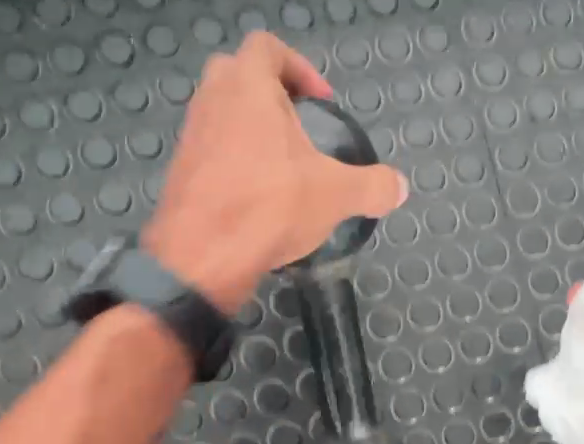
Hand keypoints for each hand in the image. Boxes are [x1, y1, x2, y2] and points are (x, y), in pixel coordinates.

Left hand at [143, 32, 407, 312]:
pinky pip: (214, 156)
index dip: (299, 69)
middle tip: (300, 133)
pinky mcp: (182, 173)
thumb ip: (372, 186)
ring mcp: (192, 137)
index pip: (268, 49)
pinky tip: (261, 203)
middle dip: (272, 99)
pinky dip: (237, 168)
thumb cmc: (270, 205)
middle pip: (241, 78)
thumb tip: (400, 187)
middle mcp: (212, 100)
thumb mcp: (335, 195)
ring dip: (254, 136)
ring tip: (286, 174)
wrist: (203, 255)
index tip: (320, 103)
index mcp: (247, 85)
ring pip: (224, 118)